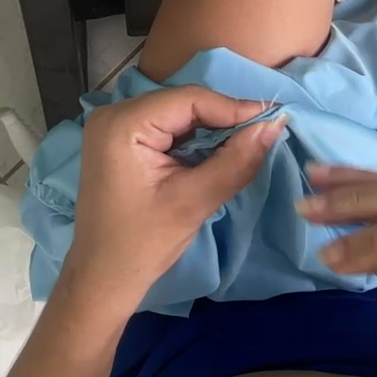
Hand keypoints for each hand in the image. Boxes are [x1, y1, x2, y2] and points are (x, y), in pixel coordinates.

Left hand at [63, 85, 284, 304]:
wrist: (101, 277)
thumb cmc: (142, 243)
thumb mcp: (193, 202)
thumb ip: (235, 162)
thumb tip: (273, 126)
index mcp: (123, 123)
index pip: (189, 99)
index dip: (233, 107)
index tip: (275, 118)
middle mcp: (113, 113)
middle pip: (181, 103)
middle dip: (223, 118)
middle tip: (263, 133)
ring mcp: (113, 125)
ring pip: (175, 113)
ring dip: (209, 128)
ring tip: (245, 143)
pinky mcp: (119, 139)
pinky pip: (164, 126)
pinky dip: (191, 138)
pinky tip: (214, 152)